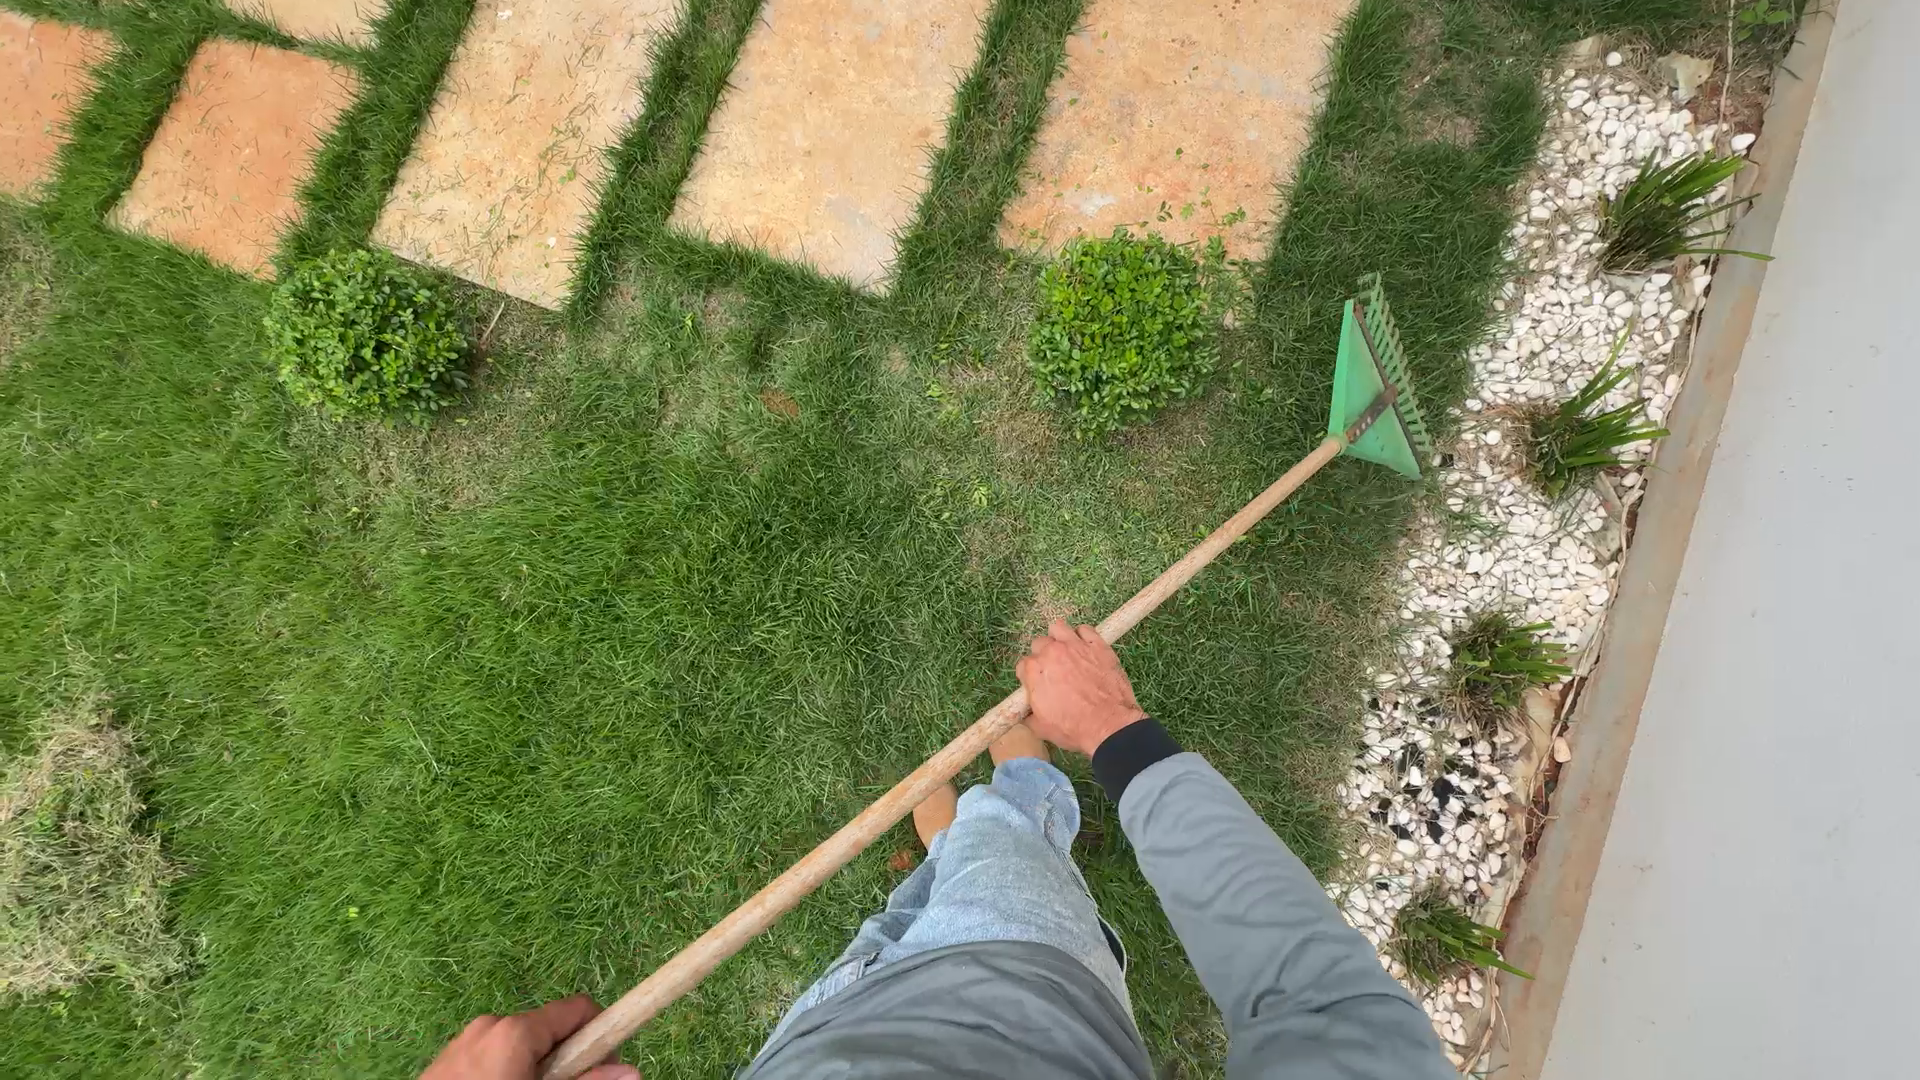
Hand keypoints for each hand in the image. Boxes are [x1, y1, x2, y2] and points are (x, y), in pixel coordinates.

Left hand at [421, 995, 637, 1079]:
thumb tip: (634, 1073)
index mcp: (516, 1030)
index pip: (580, 1010)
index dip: (598, 1037)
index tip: (600, 1070)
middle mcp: (490, 1025)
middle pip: (549, 1032)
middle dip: (560, 1063)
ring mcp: (461, 1043)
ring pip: (518, 1049)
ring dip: (529, 1072)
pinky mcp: (439, 1064)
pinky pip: (488, 1060)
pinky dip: (500, 1077)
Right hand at [1014, 620, 1147, 756]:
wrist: (1109, 726)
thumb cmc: (1074, 728)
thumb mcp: (1040, 727)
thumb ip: (1028, 714)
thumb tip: (1026, 711)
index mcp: (1034, 670)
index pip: (1023, 664)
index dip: (1030, 676)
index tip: (1038, 684)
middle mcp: (1052, 652)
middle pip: (1039, 644)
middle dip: (1043, 656)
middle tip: (1053, 671)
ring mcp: (1075, 646)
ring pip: (1058, 628)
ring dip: (1058, 638)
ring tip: (1065, 651)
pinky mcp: (1097, 645)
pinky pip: (1085, 630)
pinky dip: (1082, 636)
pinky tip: (1085, 647)